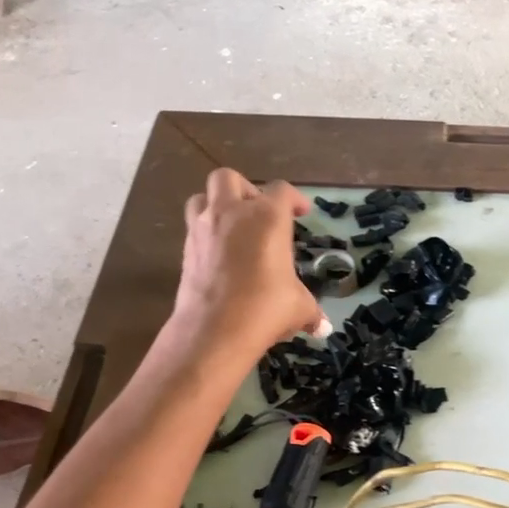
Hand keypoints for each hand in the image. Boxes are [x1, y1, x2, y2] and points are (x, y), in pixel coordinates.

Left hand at [173, 168, 325, 353]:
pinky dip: (207, 233)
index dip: (295, 199)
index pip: (282, 191)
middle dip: (247, 190)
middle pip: (231, 179)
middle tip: (259, 214)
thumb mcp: (299, 308)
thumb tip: (322, 327)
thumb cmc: (266, 308)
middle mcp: (232, 212)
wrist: (215, 329)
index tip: (302, 212)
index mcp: (267, 218)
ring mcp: (203, 227)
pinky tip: (221, 256)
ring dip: (218, 205)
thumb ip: (311, 311)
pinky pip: (194, 227)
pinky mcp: (185, 248)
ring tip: (233, 228)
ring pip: (203, 196)